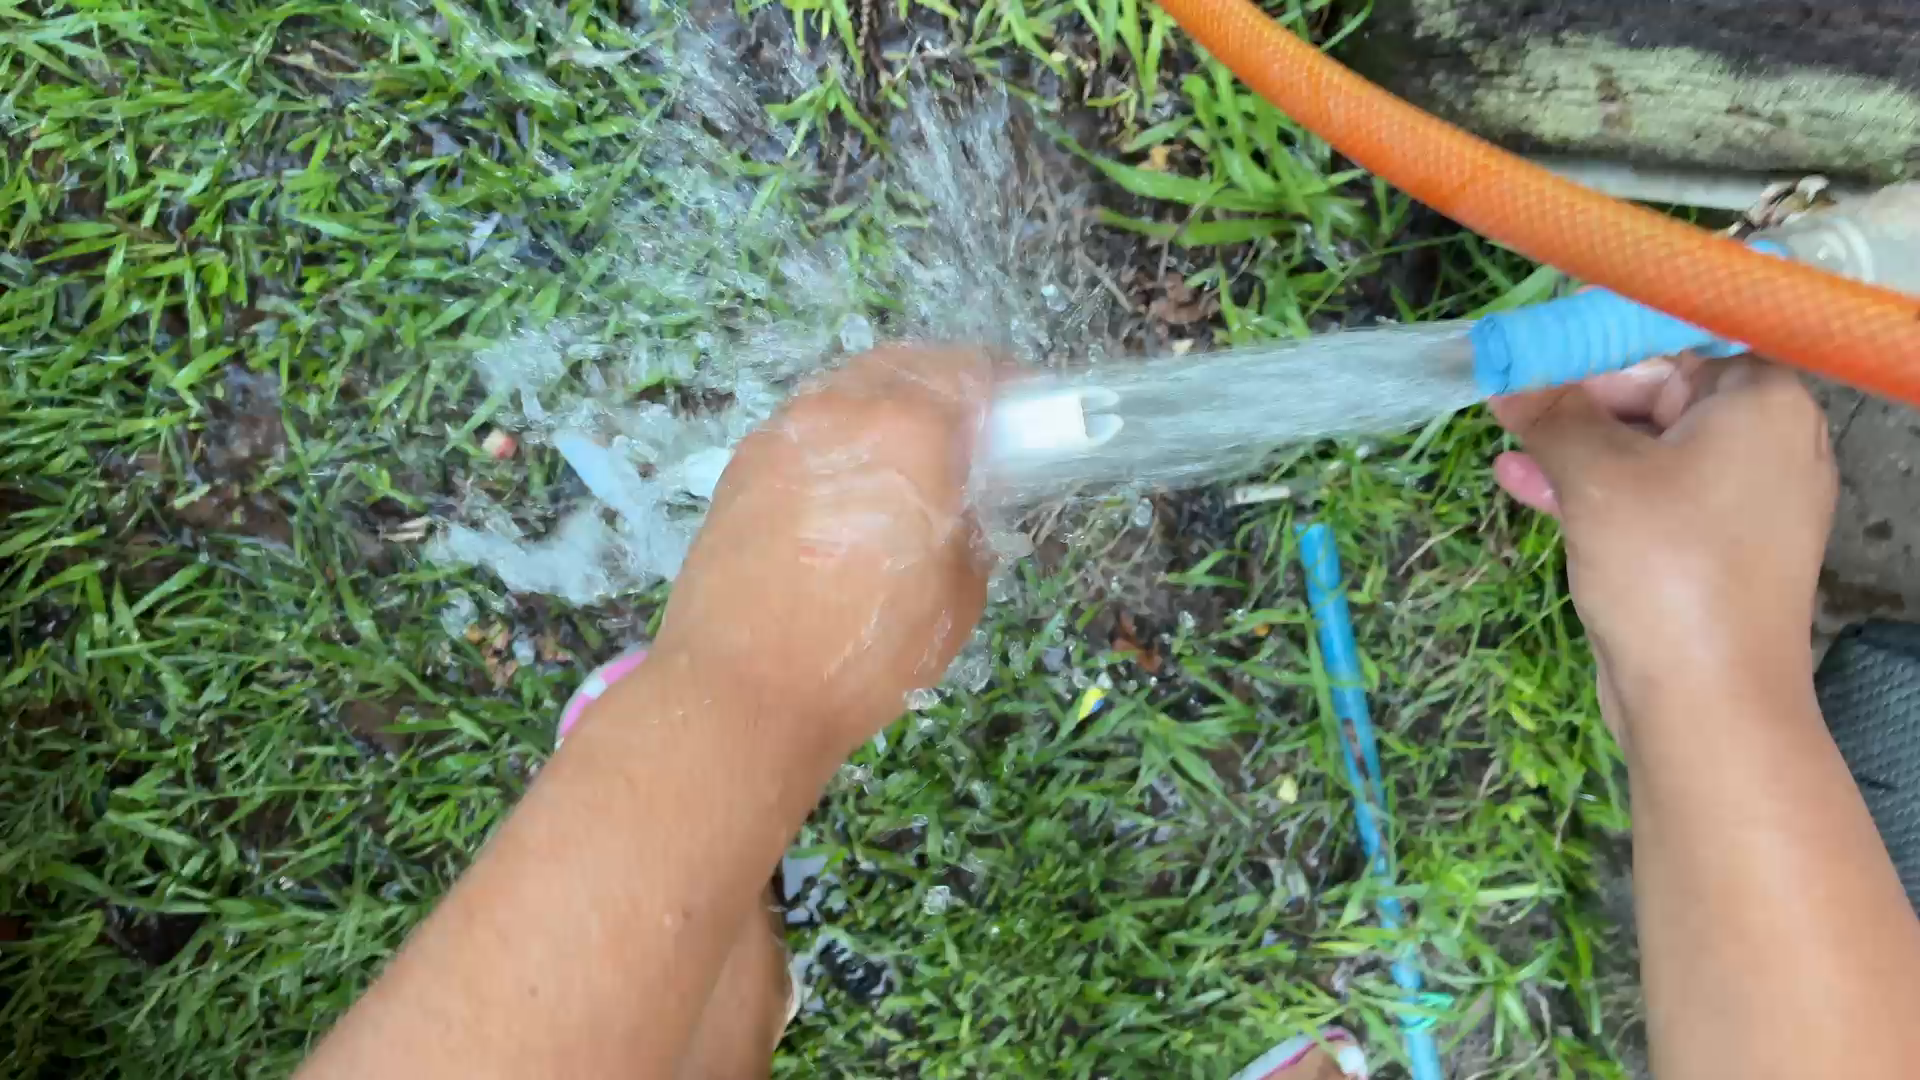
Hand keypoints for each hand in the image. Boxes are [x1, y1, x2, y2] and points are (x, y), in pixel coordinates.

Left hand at [649, 345, 993, 758]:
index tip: (1023, 405)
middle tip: (971, 424)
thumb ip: (973, 531)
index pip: (971, 373)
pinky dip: (844, 429)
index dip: (1007, 382)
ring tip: (909, 448)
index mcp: (911, 433)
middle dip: (948, 381)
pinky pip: (809, 422)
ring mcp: (785, 432)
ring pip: (850, 386)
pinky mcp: (745, 463)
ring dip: (891, 400)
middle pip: (907, 364)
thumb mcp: (959, 598)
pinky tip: (849, 476)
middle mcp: (843, 411)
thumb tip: (962, 507)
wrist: (742, 690)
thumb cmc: (867, 652)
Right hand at [1489, 357, 1835, 735]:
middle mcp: (1761, 439)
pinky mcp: (1701, 537)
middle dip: (1575, 397)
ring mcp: (1732, 493)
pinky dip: (1584, 482)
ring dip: (1567, 442)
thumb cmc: (1663, 563)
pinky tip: (1523, 482)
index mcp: (1759, 405)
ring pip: (1638, 444)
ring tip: (1506, 446)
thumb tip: (1503, 375)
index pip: (1675, 340)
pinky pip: (1638, 489)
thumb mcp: (1593, 476)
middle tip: (1510, 401)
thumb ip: (1549, 415)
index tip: (1534, 346)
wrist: (1702, 689)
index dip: (1598, 339)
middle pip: (1655, 390)